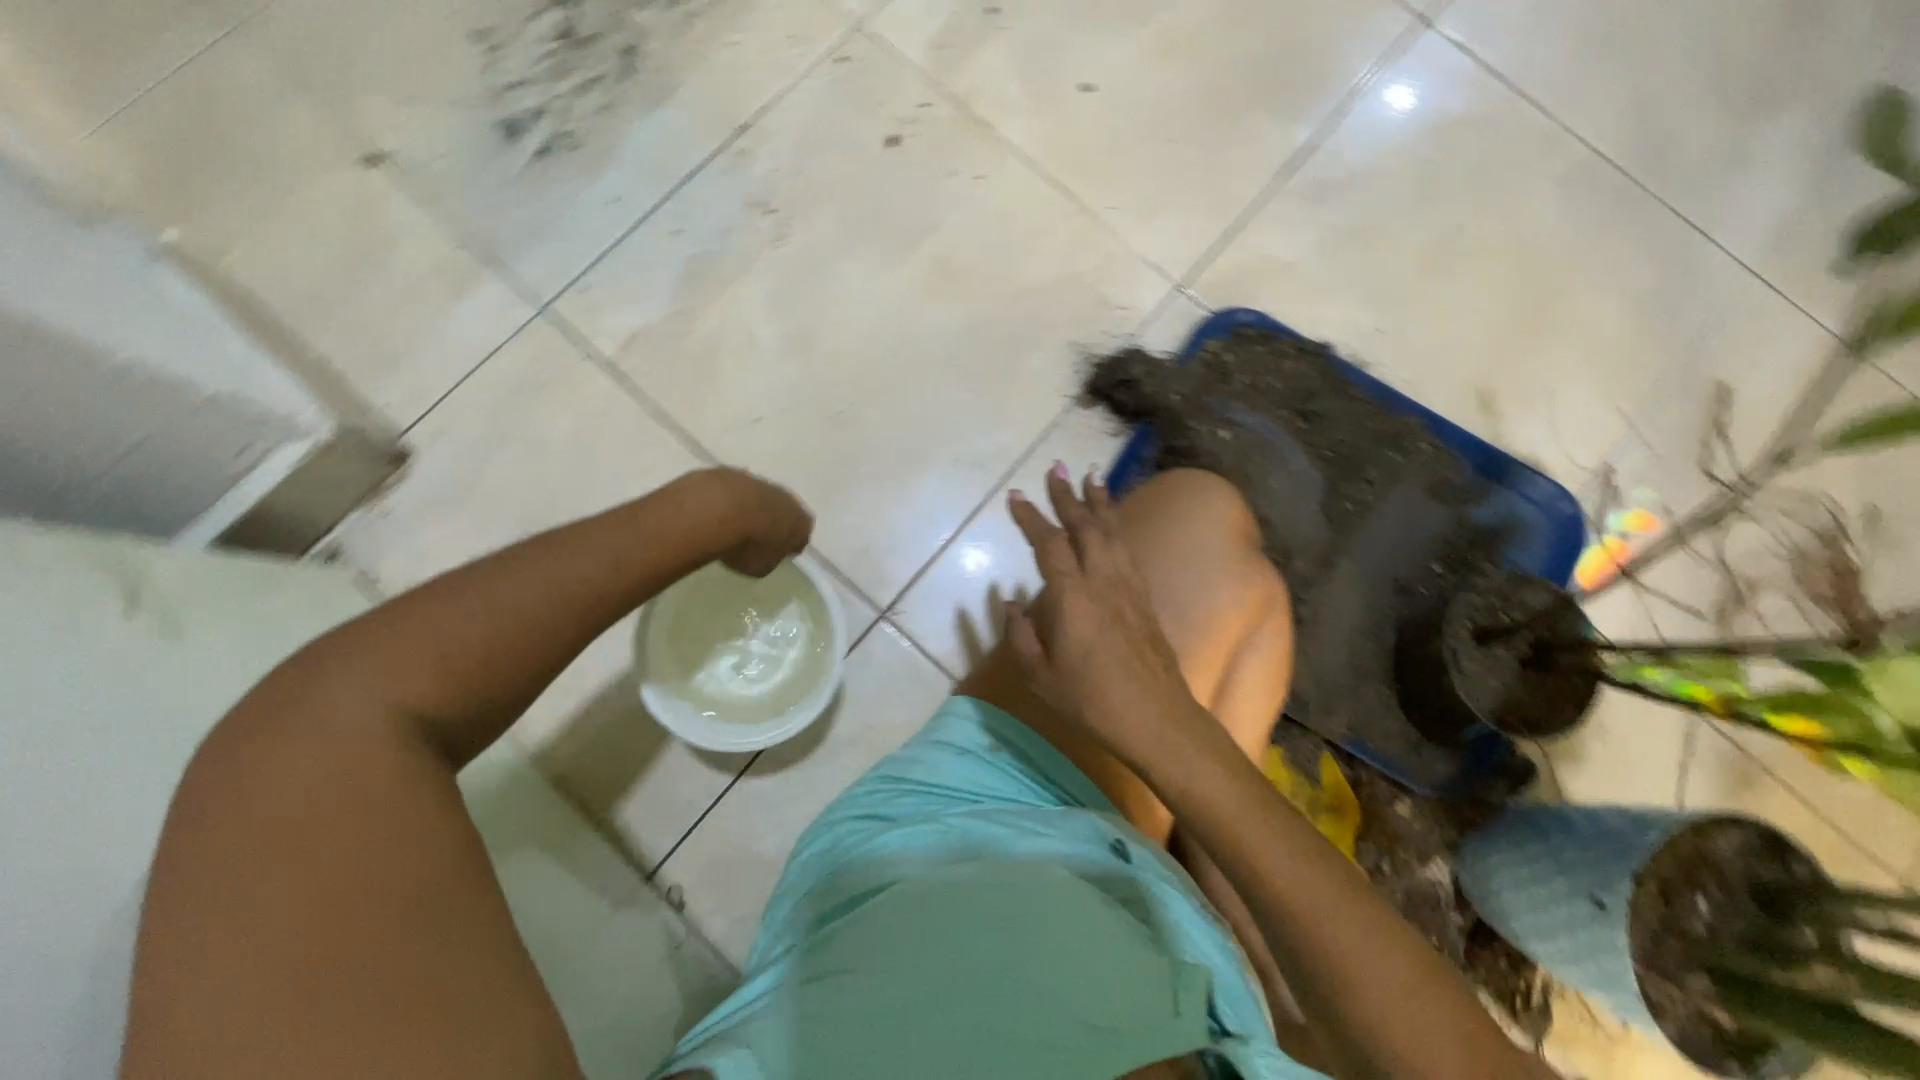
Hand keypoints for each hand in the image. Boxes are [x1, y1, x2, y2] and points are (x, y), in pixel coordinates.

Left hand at [708, 468, 813, 576]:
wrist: (718, 508)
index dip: (789, 545)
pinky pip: (737, 492)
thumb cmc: (748, 545)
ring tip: (734, 526)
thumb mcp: (761, 567)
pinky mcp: (736, 473)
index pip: (802, 536)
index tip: (777, 553)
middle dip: (774, 523)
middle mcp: (788, 499)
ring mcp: (762, 483)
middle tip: (758, 538)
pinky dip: (731, 501)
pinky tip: (717, 513)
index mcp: (801, 523)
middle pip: (784, 512)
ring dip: (752, 510)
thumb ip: (769, 558)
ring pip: (762, 499)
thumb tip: (766, 552)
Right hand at [1002, 464, 1213, 769]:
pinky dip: (1118, 527)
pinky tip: (1114, 523)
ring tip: (1092, 477)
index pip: (1049, 545)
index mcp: (1073, 598)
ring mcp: (1128, 587)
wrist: (1156, 717)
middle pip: (1085, 527)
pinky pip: (1128, 550)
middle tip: (1056, 468)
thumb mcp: (1040, 676)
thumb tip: (1010, 602)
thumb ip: (1020, 636)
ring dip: (1100, 503)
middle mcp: (1103, 581)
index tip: (1017, 496)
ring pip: (1112, 533)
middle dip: (1068, 496)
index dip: (1032, 518)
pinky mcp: (1144, 598)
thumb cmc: (1091, 702)